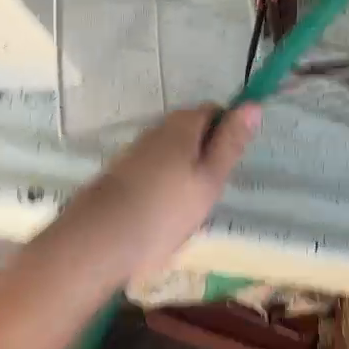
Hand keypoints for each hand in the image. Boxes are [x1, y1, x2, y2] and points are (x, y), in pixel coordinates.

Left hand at [51, 103, 261, 284]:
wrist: (95, 243)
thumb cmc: (163, 211)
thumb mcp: (210, 179)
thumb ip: (231, 142)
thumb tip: (253, 105)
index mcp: (184, 124)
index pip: (215, 111)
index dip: (227, 134)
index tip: (226, 167)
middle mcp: (157, 129)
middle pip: (192, 134)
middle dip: (203, 158)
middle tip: (206, 195)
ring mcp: (133, 152)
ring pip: (171, 156)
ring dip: (181, 177)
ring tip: (181, 215)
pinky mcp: (116, 176)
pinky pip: (150, 175)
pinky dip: (158, 191)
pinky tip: (156, 221)